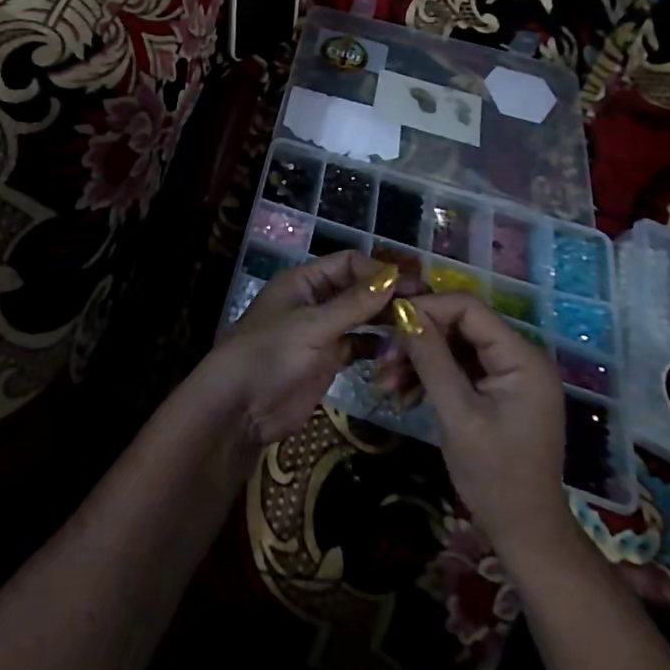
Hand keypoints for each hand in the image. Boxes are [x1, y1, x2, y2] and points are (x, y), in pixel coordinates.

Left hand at [203, 251, 402, 444]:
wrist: (241, 405)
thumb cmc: (269, 353)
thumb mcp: (312, 325)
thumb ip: (353, 304)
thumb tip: (393, 277)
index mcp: (302, 281)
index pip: (348, 264)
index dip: (379, 272)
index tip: (415, 287)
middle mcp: (314, 301)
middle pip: (359, 290)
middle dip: (389, 298)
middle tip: (429, 312)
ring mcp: (322, 331)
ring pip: (363, 319)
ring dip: (388, 325)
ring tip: (419, 335)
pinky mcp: (329, 359)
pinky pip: (361, 346)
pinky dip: (379, 349)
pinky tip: (400, 357)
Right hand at [378, 293, 574, 551]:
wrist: (522, 528)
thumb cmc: (494, 474)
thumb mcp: (457, 413)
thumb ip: (431, 359)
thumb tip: (404, 312)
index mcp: (522, 359)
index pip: (469, 308)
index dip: (426, 308)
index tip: (388, 324)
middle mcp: (519, 358)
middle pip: (457, 326)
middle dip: (417, 340)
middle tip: (382, 363)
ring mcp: (507, 375)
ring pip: (451, 347)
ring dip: (416, 361)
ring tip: (385, 385)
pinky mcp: (494, 391)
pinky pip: (455, 368)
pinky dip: (427, 378)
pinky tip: (402, 396)